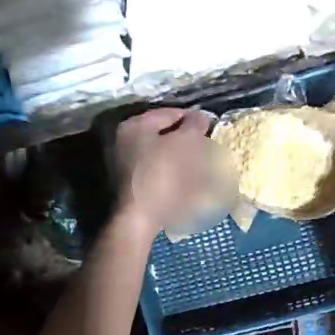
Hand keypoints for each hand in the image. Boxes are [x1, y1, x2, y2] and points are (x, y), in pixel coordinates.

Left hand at [113, 107, 218, 237]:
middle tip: (206, 148)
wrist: (138, 220)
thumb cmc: (162, 176)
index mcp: (134, 126)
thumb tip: (200, 118)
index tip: (210, 128)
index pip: (169, 114)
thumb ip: (194, 126)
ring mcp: (124, 165)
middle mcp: (124, 142)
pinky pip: (155, 174)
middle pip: (162, 135)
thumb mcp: (184, 145)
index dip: (193, 119)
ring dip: (179, 159)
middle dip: (185, 140)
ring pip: (159, 156)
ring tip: (200, 168)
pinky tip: (185, 185)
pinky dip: (171, 176)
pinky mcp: (129, 187)